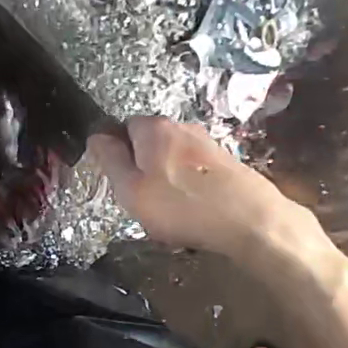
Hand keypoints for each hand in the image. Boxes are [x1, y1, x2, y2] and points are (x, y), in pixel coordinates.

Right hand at [88, 116, 318, 257]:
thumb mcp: (131, 189)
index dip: (118, 156)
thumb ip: (110, 160)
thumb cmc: (182, 206)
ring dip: (168, 182)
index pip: (123, 128)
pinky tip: (195, 212)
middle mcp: (182, 126)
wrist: (250, 220)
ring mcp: (208, 143)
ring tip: (172, 213)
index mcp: (154, 127)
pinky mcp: (228, 162)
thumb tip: (96, 136)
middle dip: (144, 170)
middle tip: (145, 203)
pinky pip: (195, 173)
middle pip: (149, 144)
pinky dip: (190, 190)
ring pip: (173, 160)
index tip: (123, 185)